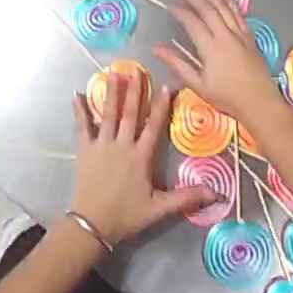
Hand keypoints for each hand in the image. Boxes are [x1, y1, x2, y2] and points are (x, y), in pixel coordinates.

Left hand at [68, 76, 215, 244]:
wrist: (91, 224)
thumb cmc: (126, 215)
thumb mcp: (159, 208)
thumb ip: (186, 197)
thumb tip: (216, 193)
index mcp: (141, 157)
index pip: (154, 126)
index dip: (161, 106)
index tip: (165, 86)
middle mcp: (122, 145)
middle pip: (130, 113)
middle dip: (135, 90)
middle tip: (137, 69)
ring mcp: (101, 145)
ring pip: (108, 114)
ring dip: (111, 92)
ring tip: (113, 72)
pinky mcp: (84, 150)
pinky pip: (82, 127)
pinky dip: (79, 110)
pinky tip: (76, 94)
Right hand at [154, 0, 287, 129]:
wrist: (259, 102)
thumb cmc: (227, 97)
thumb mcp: (198, 84)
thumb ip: (177, 64)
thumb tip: (157, 49)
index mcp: (211, 48)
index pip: (192, 22)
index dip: (180, 11)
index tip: (169, 5)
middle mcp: (226, 36)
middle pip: (208, 9)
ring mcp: (240, 34)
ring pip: (224, 7)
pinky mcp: (249, 37)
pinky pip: (238, 13)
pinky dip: (229, 2)